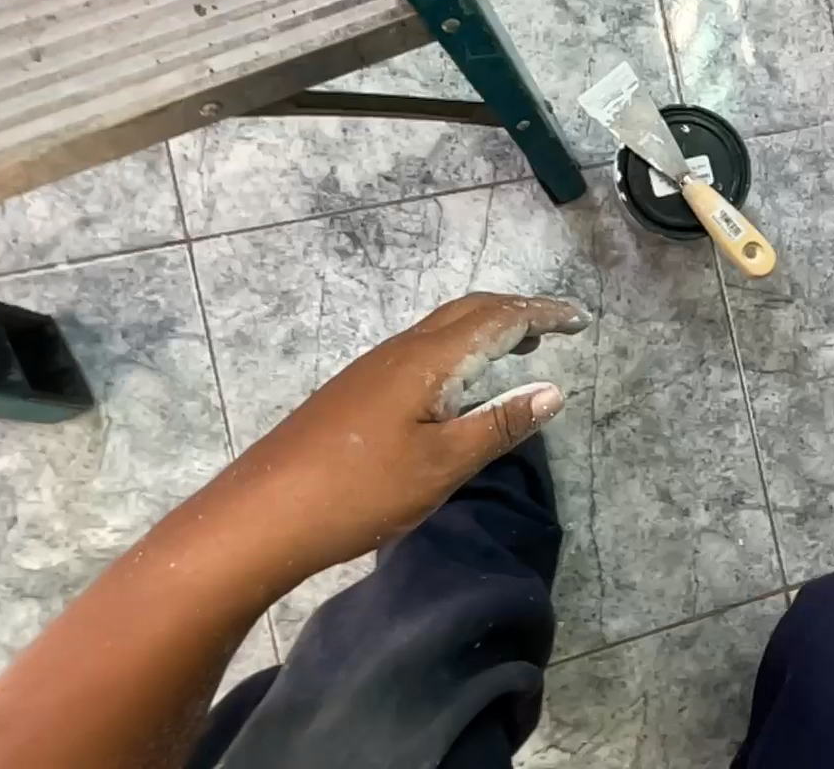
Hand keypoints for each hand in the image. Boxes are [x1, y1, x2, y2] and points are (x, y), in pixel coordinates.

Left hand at [200, 292, 591, 579]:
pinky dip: (463, 347)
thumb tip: (553, 390)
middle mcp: (403, 350)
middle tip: (558, 327)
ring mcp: (375, 368)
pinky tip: (463, 381)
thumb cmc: (357, 493)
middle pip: (471, 310)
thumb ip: (500, 423)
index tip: (581, 319)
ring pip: (445, 327)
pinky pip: (427, 347)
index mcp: (429, 360)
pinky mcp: (359, 390)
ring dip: (489, 326)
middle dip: (519, 311)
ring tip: (523, 348)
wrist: (252, 522)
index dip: (543, 314)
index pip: (499, 319)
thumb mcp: (442, 465)